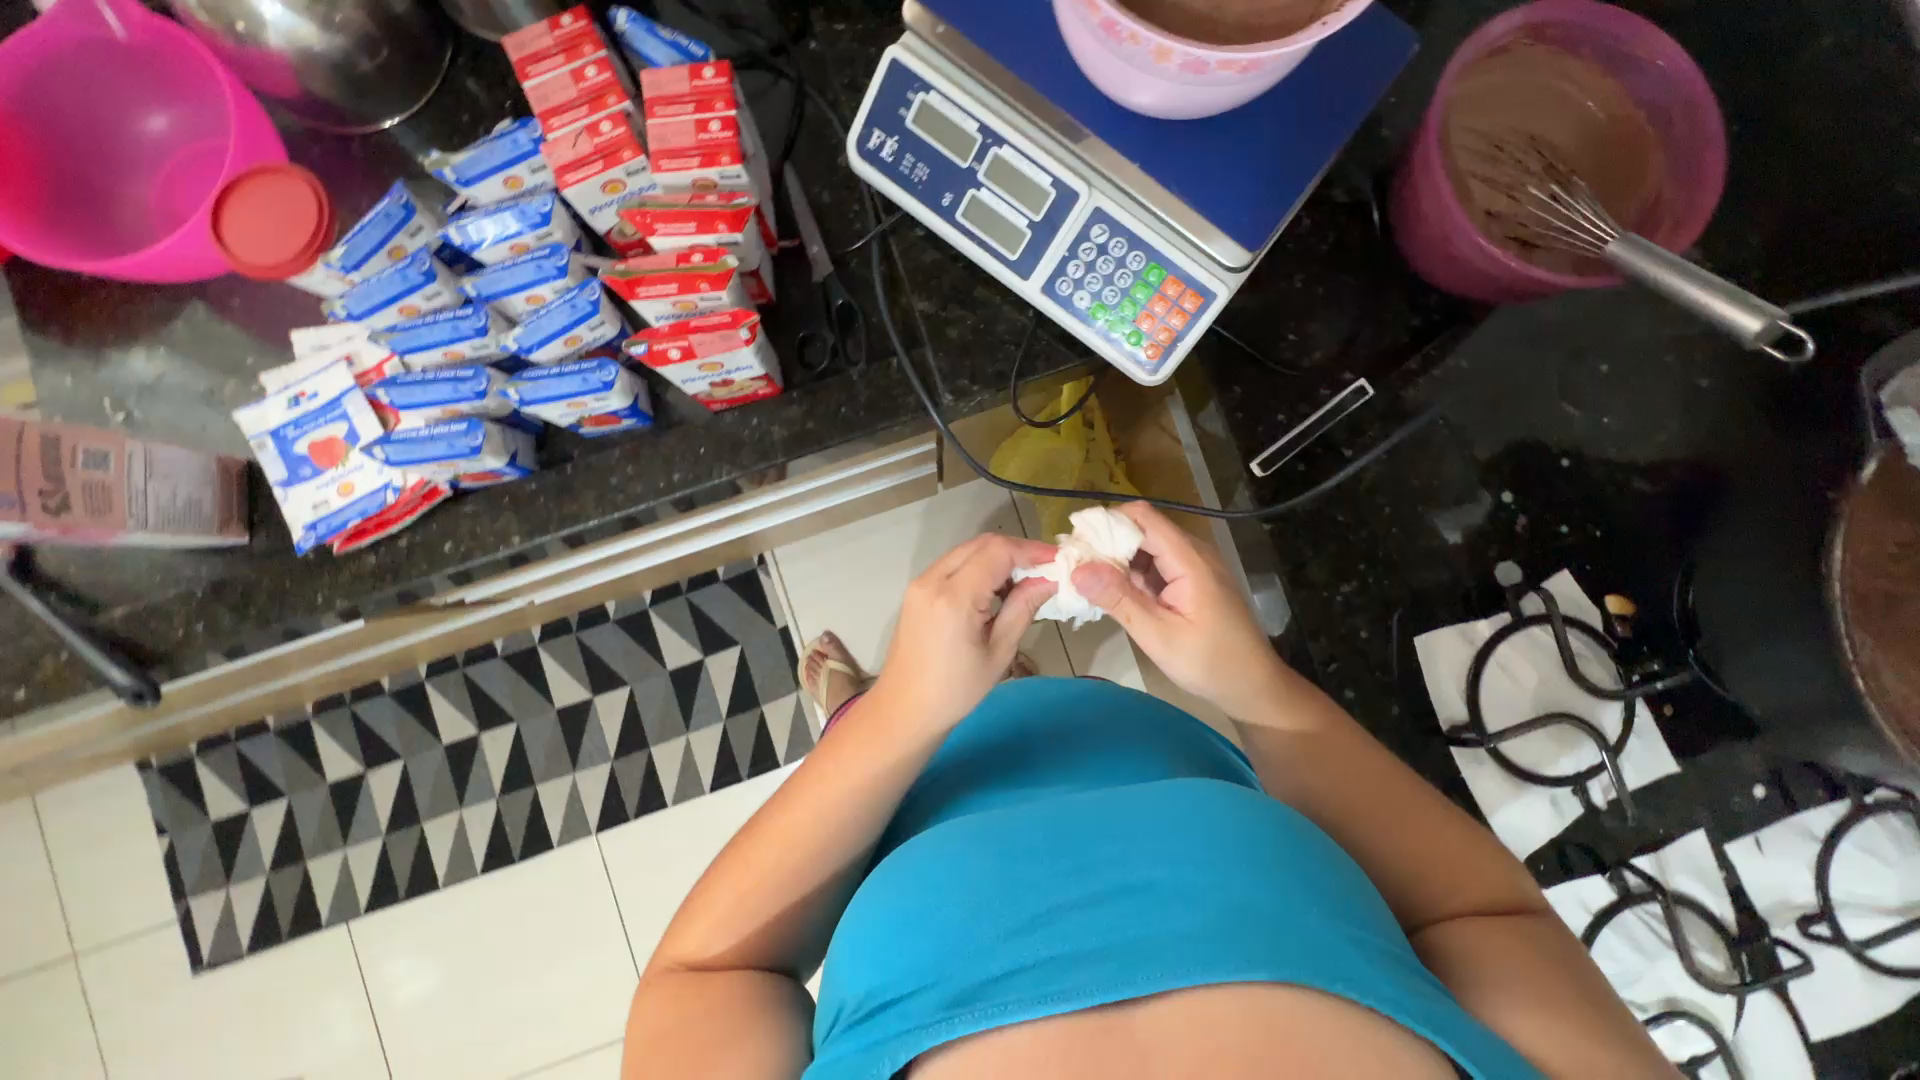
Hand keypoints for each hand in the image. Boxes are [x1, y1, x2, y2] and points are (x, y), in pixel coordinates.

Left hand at [867, 532, 1058, 731]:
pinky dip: (979, 566)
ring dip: (997, 558)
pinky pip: (953, 564)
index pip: (998, 552)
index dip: (1031, 551)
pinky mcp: (917, 590)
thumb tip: (1050, 580)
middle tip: (1045, 571)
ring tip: (1025, 582)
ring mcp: (920, 583)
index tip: (1058, 563)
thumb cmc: (956, 691)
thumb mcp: (998, 652)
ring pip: (967, 551)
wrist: (905, 709)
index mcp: (954, 598)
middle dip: (1017, 551)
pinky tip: (996, 590)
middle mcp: (932, 580)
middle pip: (982, 544)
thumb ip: (1023, 608)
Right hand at [1071, 502, 1292, 722]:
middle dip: (1106, 542)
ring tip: (1086, 580)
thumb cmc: (1209, 663)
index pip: (1143, 517)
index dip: (1106, 523)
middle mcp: (1193, 554)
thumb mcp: (1158, 636)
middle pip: (1143, 529)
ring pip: (1147, 548)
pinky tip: (1113, 593)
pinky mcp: (1192, 582)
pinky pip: (1157, 565)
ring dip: (1117, 560)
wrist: (1252, 685)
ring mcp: (1194, 567)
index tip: (1075, 544)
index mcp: (1189, 561)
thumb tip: (1077, 569)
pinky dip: (1132, 574)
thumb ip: (1119, 599)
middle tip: (1073, 567)